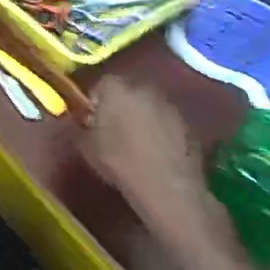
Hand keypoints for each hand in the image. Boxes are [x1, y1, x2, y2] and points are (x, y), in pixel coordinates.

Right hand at [80, 77, 238, 262]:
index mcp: (116, 88)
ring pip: (146, 104)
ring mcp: (170, 104)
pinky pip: (164, 119)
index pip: (99, 84)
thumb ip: (81, 124)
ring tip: (132, 139)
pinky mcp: (188, 122)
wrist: (167, 186)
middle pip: (126, 90)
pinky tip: (152, 148)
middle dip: (117, 104)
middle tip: (109, 126)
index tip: (89, 117)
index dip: (92, 100)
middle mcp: (144, 88)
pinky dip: (157, 128)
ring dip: (139, 115)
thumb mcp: (85, 144)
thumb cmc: (119, 160)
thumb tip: (83, 119)